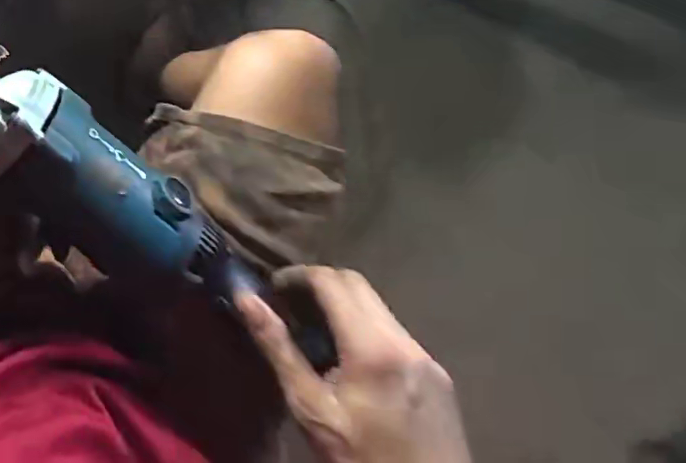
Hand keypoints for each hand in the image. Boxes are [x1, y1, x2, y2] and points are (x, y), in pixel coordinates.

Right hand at [237, 267, 470, 462]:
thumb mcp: (311, 410)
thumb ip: (279, 348)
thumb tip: (246, 298)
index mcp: (373, 347)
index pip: (332, 280)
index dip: (298, 275)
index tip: (273, 289)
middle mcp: (404, 341)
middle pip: (356, 284)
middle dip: (319, 284)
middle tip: (289, 304)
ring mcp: (427, 358)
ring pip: (377, 306)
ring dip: (343, 304)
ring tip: (314, 331)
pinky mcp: (439, 377)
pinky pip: (393, 331)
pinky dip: (364, 327)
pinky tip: (348, 359)